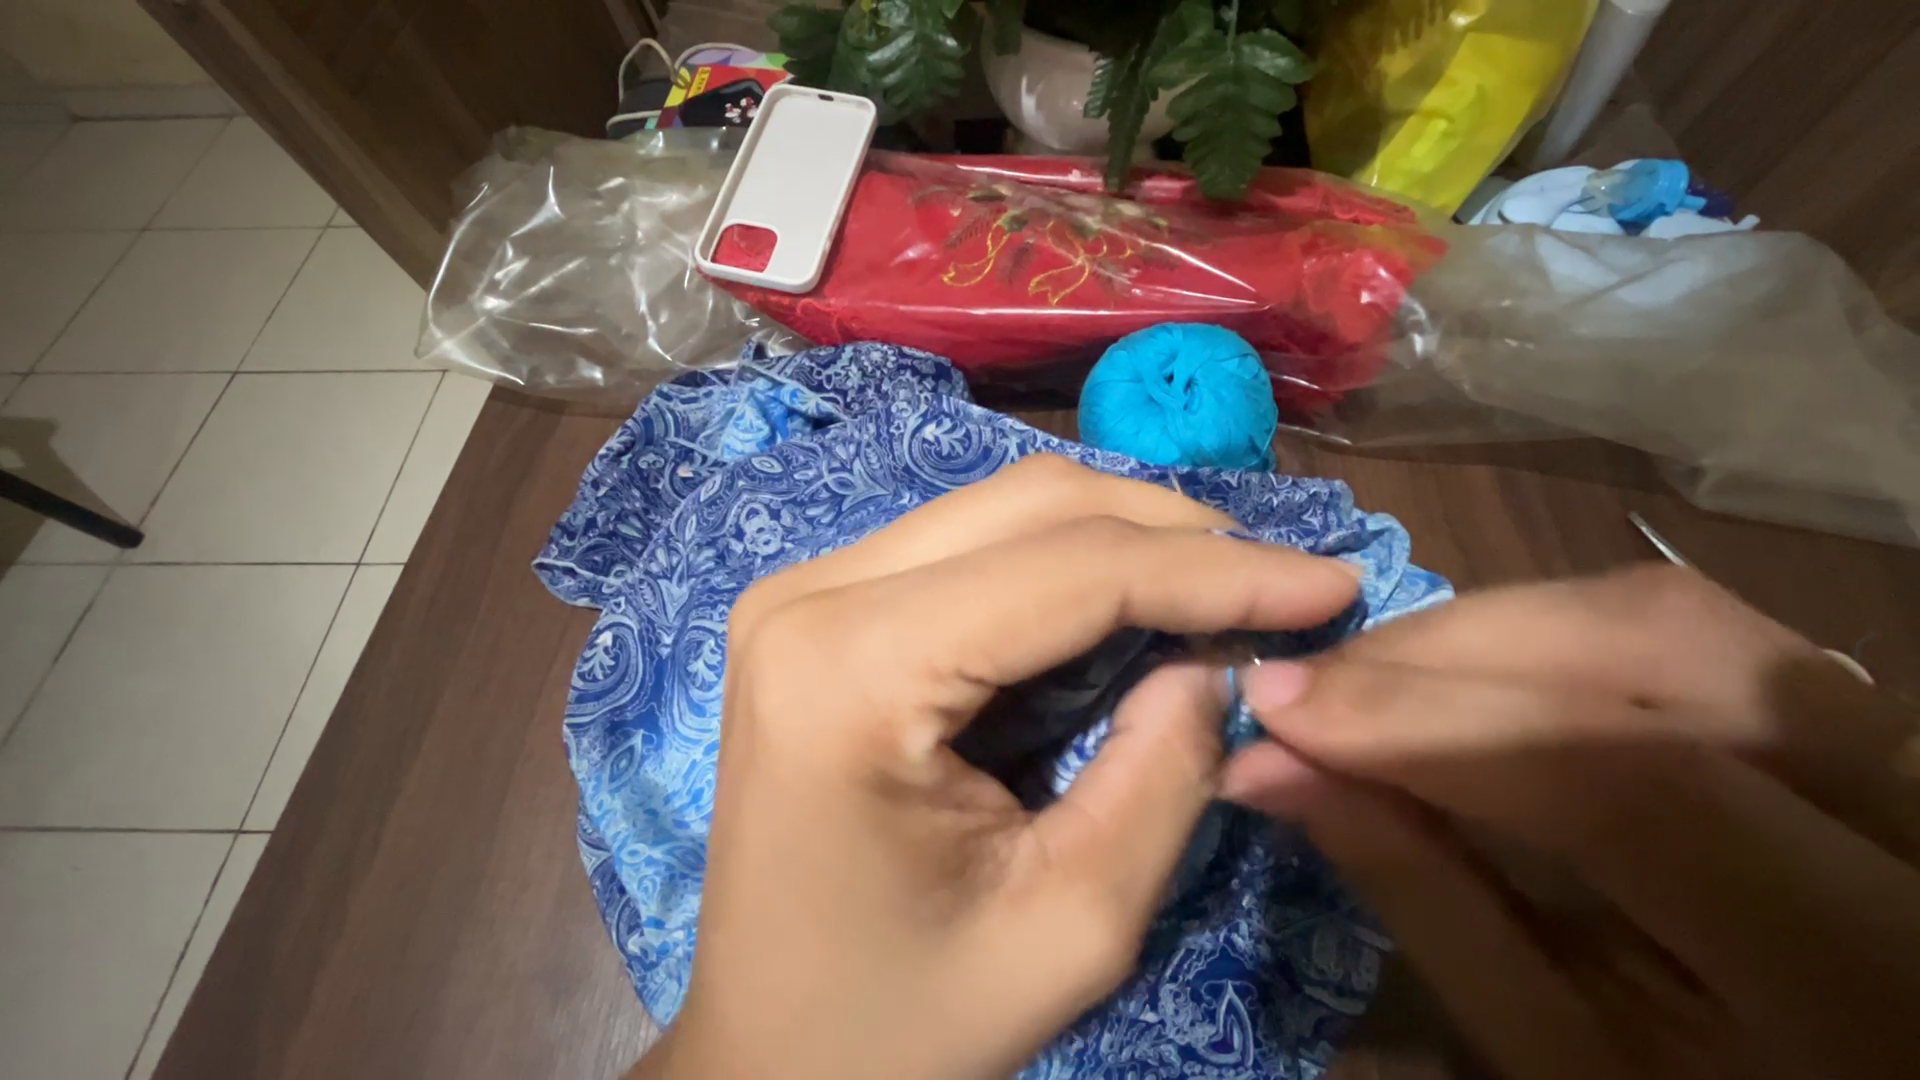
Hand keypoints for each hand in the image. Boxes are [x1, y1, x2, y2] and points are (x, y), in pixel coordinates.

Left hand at [632, 456, 1361, 1079]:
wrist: (771, 1042)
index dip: (1214, 568)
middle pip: (1030, 509)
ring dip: (1120, 541)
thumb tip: (1212, 654)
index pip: (1068, 571)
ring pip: (1001, 514)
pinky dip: (1060, 566)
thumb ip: (1162, 770)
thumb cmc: (905, 1013)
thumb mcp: (1072, 924)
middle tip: (1276, 584)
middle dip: (1171, 536)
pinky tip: (1123, 607)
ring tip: (1215, 593)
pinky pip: (966, 549)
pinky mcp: (820, 606)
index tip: (1330, 582)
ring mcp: (805, 590)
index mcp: (851, 668)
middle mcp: (811, 595)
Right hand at [1223, 564, 1919, 1079]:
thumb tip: (1265, 763)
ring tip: (1365, 675)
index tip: (1275, 704)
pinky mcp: (1843, 701)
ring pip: (1659, 609)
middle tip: (1309, 680)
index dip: (1424, 722)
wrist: (1846, 1062)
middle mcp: (1917, 813)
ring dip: (1476, 627)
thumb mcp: (1551, 1047)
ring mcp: (1890, 738)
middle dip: (1437, 648)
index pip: (1624, 781)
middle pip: (1649, 644)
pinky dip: (1530, 629)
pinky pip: (1673, 620)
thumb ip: (1416, 890)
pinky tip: (1453, 672)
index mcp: (1865, 971)